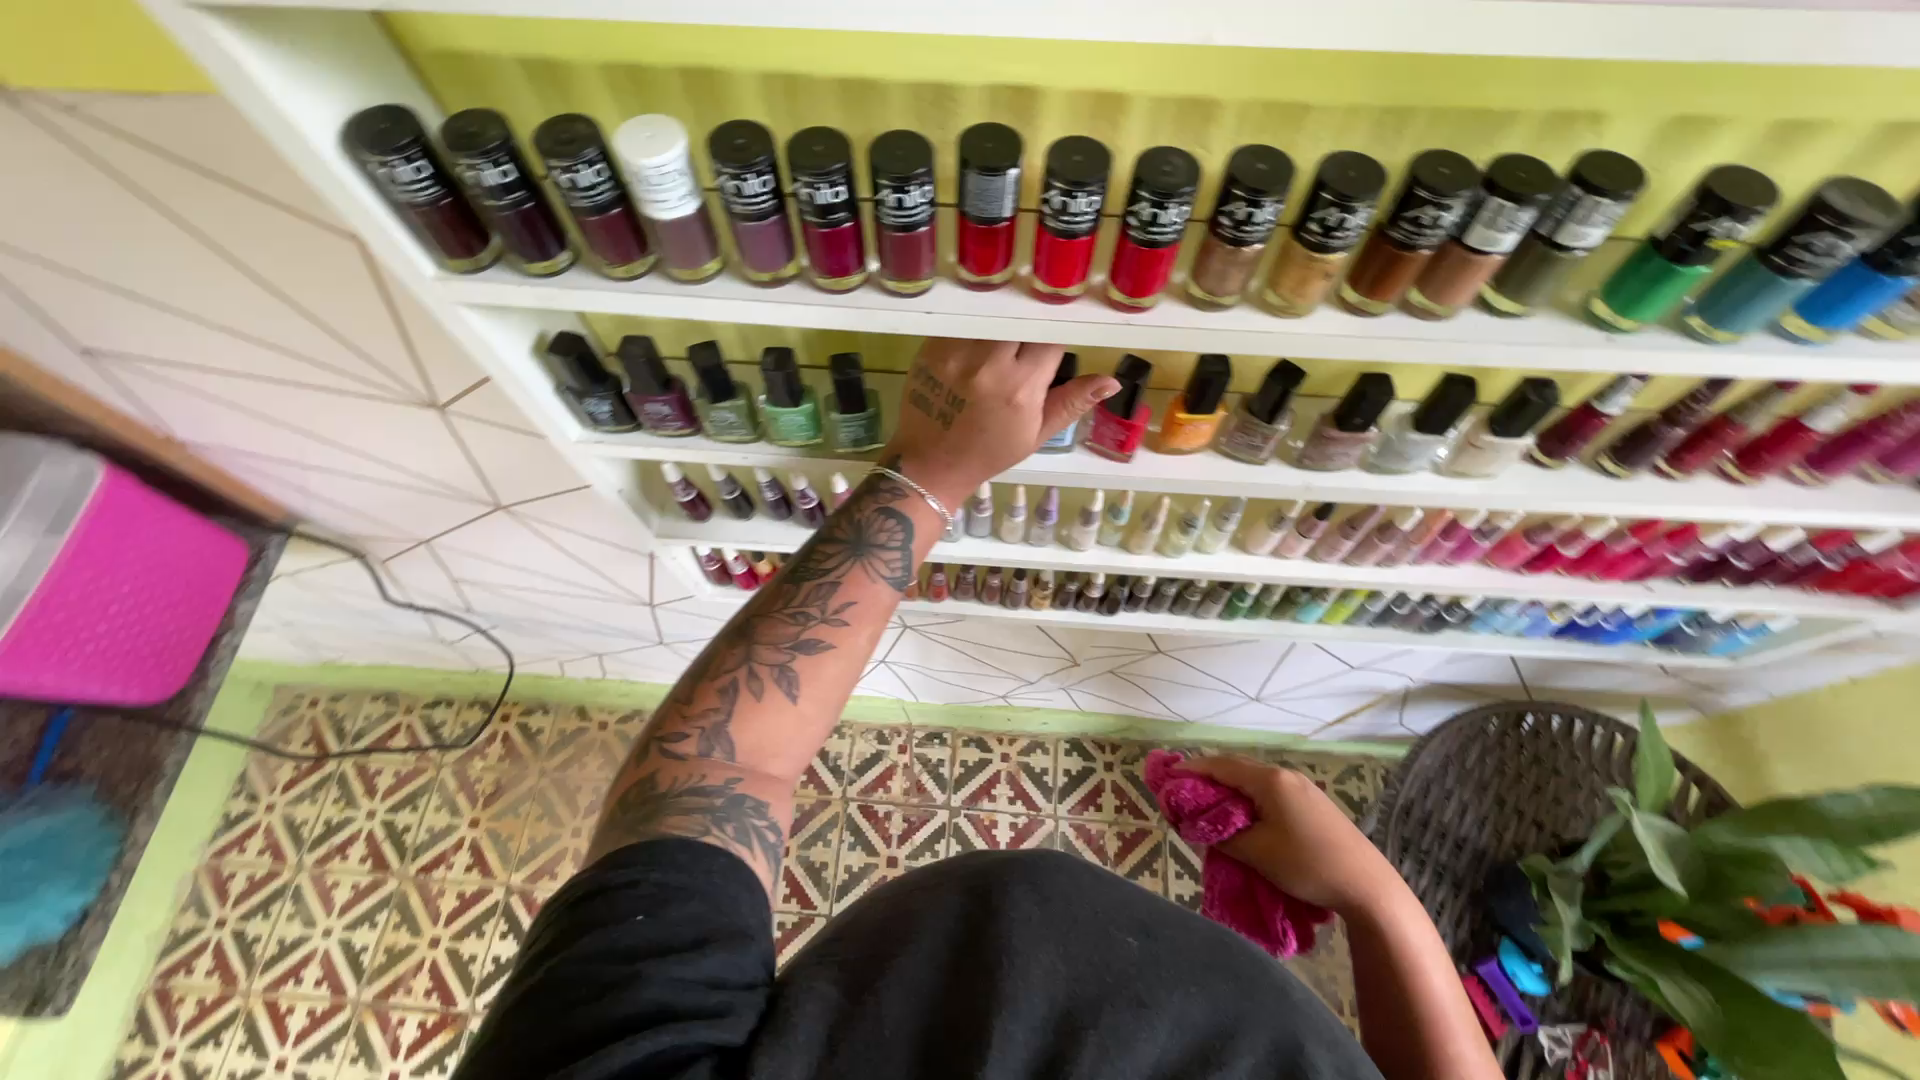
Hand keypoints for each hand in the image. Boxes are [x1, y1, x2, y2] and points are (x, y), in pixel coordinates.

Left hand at [884, 338, 1118, 506]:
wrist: (931, 464)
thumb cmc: (989, 453)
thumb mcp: (1036, 434)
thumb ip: (1072, 402)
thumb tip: (1112, 381)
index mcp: (1021, 387)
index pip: (1051, 336)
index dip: (1056, 333)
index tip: (1056, 334)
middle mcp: (989, 364)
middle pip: (1020, 319)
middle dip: (1028, 324)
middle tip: (1027, 334)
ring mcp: (956, 353)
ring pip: (991, 316)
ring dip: (1001, 322)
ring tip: (1001, 336)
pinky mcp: (931, 348)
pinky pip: (961, 322)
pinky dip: (972, 328)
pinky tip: (974, 343)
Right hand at [1180, 754, 1408, 916]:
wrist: (1368, 886)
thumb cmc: (1308, 864)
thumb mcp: (1256, 852)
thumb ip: (1221, 835)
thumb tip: (1198, 826)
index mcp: (1269, 780)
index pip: (1220, 766)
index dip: (1191, 770)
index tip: (1167, 777)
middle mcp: (1285, 775)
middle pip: (1236, 767)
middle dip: (1207, 777)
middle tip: (1183, 793)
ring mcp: (1302, 788)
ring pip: (1253, 780)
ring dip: (1228, 789)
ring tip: (1207, 806)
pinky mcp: (1312, 803)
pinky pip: (1269, 791)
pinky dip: (1247, 797)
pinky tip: (1241, 815)